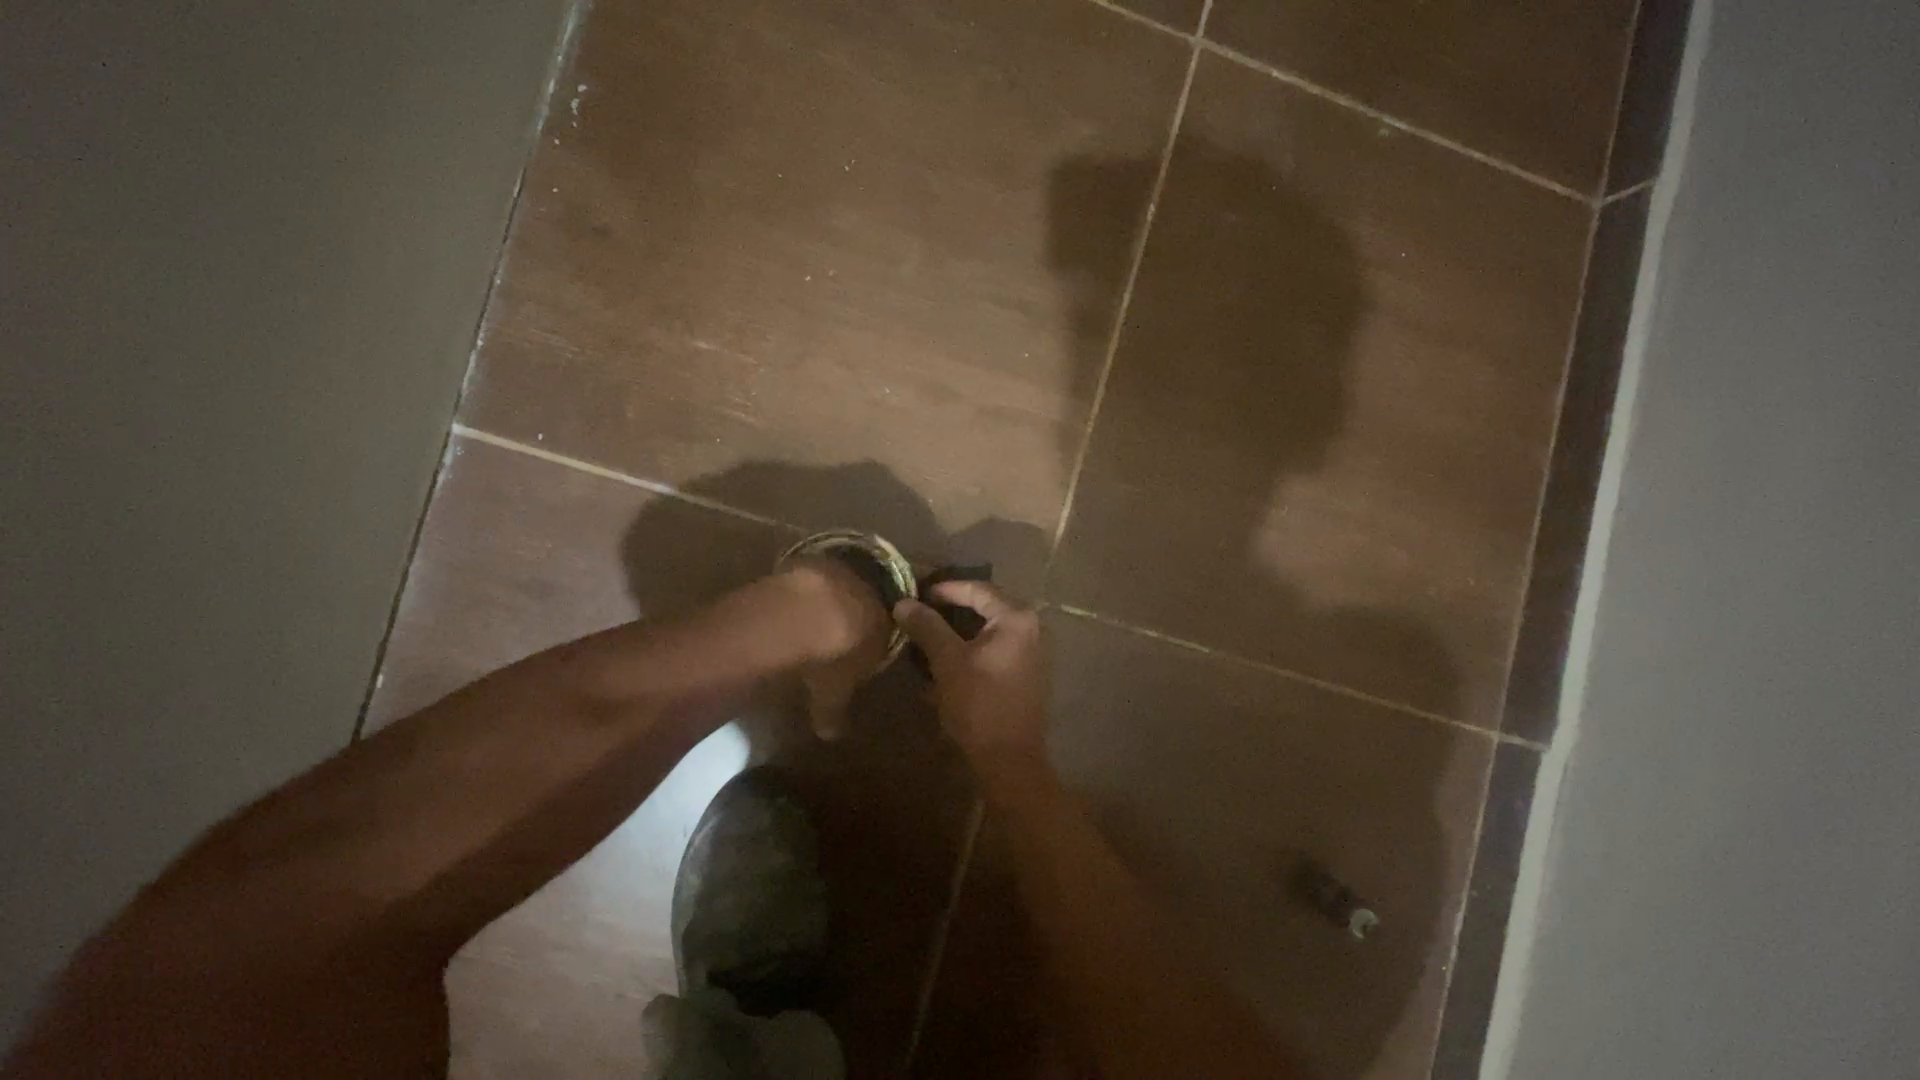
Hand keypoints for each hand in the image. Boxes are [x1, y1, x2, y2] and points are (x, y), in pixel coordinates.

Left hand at [774, 558, 891, 738]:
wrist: (806, 611)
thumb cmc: (832, 656)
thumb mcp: (834, 692)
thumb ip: (834, 713)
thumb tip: (831, 737)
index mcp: (890, 626)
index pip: (895, 628)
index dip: (883, 635)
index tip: (871, 642)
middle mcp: (878, 594)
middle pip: (875, 599)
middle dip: (863, 609)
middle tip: (846, 622)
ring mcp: (850, 570)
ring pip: (851, 580)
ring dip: (839, 590)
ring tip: (819, 606)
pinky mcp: (821, 555)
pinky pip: (823, 568)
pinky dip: (814, 579)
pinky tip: (798, 594)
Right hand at [893, 581, 1047, 766]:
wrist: (1008, 759)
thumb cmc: (979, 704)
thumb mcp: (947, 661)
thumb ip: (927, 627)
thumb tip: (904, 602)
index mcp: (1017, 618)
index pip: (977, 589)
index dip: (944, 589)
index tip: (916, 594)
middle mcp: (1033, 628)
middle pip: (986, 607)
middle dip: (951, 609)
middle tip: (920, 611)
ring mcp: (1034, 652)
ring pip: (990, 630)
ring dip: (960, 631)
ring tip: (929, 634)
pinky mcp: (1028, 674)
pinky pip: (997, 649)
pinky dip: (973, 649)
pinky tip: (948, 659)